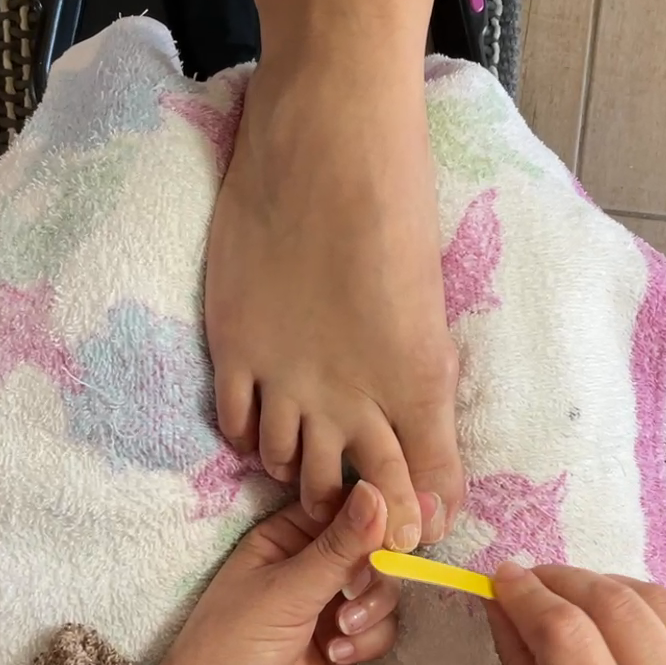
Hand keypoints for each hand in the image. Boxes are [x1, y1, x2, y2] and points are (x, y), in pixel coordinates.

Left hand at [137, 481, 402, 664]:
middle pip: (373, 547)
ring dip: (373, 609)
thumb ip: (338, 546)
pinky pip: (379, 628)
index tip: (399, 531)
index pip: (344, 505)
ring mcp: (327, 606)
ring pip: (382, 588)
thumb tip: (378, 490)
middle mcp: (310, 564)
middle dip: (375, 572)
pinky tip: (338, 656)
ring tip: (341, 633)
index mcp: (284, 536)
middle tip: (354, 598)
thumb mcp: (285, 592)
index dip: (376, 514)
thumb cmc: (232, 648)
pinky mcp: (342, 645)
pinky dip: (369, 640)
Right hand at [205, 53, 463, 551]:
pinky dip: (251, 440)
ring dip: (303, 477)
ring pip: (292, 468)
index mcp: (417, 382)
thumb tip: (413, 408)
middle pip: (362, 494)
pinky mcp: (236, 348)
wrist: (329, 137)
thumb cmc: (397, 198)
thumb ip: (418, 367)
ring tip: (306, 471)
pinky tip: (258, 430)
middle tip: (362, 528)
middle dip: (369, 522)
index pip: (429, 480)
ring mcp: (288, 377)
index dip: (427, 515)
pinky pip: (238, 427)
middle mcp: (353, 396)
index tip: (423, 526)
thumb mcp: (427, 298)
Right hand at [485, 564, 665, 664]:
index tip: (506, 577)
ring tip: (590, 601)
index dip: (529, 596)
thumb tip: (502, 594)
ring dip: (611, 585)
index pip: (567, 639)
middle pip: (616, 607)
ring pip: (661, 598)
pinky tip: (646, 620)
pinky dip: (665, 598)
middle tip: (540, 581)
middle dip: (565, 579)